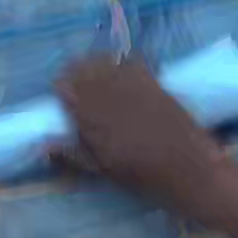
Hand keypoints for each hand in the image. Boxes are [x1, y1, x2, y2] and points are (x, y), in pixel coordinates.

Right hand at [52, 53, 232, 221]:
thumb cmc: (146, 178)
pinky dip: (121, 63)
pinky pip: (129, 60)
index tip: (63, 99)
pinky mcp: (152, 80)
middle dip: (75, 73)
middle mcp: (107, 93)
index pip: (63, 86)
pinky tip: (123, 73)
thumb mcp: (104, 171)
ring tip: (98, 77)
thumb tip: (43, 146)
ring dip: (95, 65)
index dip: (61, 89)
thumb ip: (72, 155)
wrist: (194, 173)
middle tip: (79, 87)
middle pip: (80, 67)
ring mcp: (131, 83)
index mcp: (91, 116)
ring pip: (102, 59)